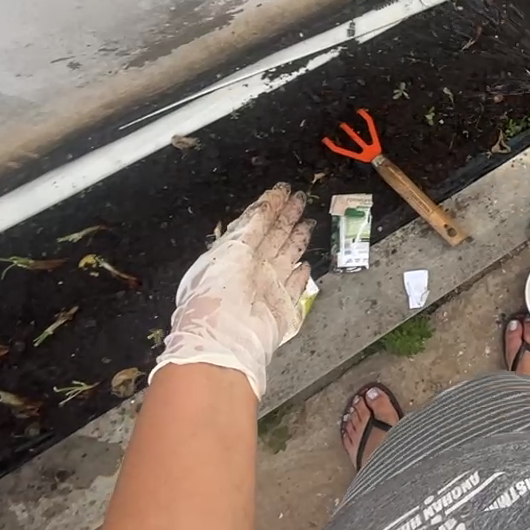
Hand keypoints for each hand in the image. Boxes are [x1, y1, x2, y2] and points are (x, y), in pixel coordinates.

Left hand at [154, 183, 314, 397]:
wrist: (226, 340)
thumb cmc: (220, 292)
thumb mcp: (231, 249)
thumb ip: (252, 224)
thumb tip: (268, 200)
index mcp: (234, 254)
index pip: (256, 224)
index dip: (271, 206)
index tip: (284, 189)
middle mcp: (251, 269)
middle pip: (274, 237)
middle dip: (287, 217)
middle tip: (301, 197)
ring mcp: (268, 288)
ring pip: (287, 256)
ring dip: (298, 239)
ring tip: (309, 221)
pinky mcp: (283, 306)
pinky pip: (296, 286)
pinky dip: (301, 275)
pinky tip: (305, 265)